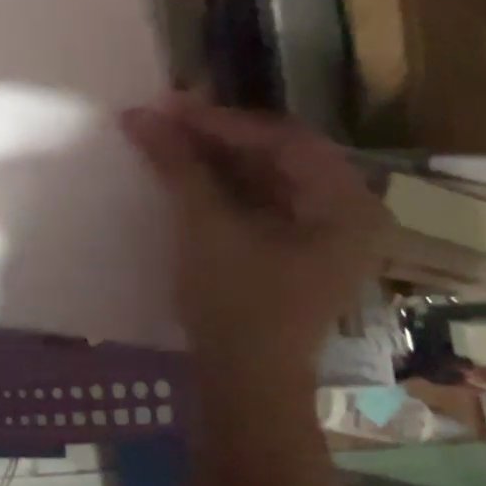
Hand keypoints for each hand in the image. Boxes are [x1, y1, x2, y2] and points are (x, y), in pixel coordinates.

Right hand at [121, 94, 387, 374]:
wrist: (245, 378)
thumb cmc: (238, 300)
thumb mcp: (204, 225)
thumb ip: (176, 164)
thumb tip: (138, 112)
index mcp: (346, 206)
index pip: (286, 139)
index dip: (224, 119)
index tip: (167, 107)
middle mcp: (346, 214)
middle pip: (279, 154)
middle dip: (216, 135)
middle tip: (161, 119)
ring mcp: (321, 235)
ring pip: (265, 175)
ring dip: (213, 156)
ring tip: (163, 140)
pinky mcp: (292, 251)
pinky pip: (258, 199)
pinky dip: (219, 182)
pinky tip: (180, 173)